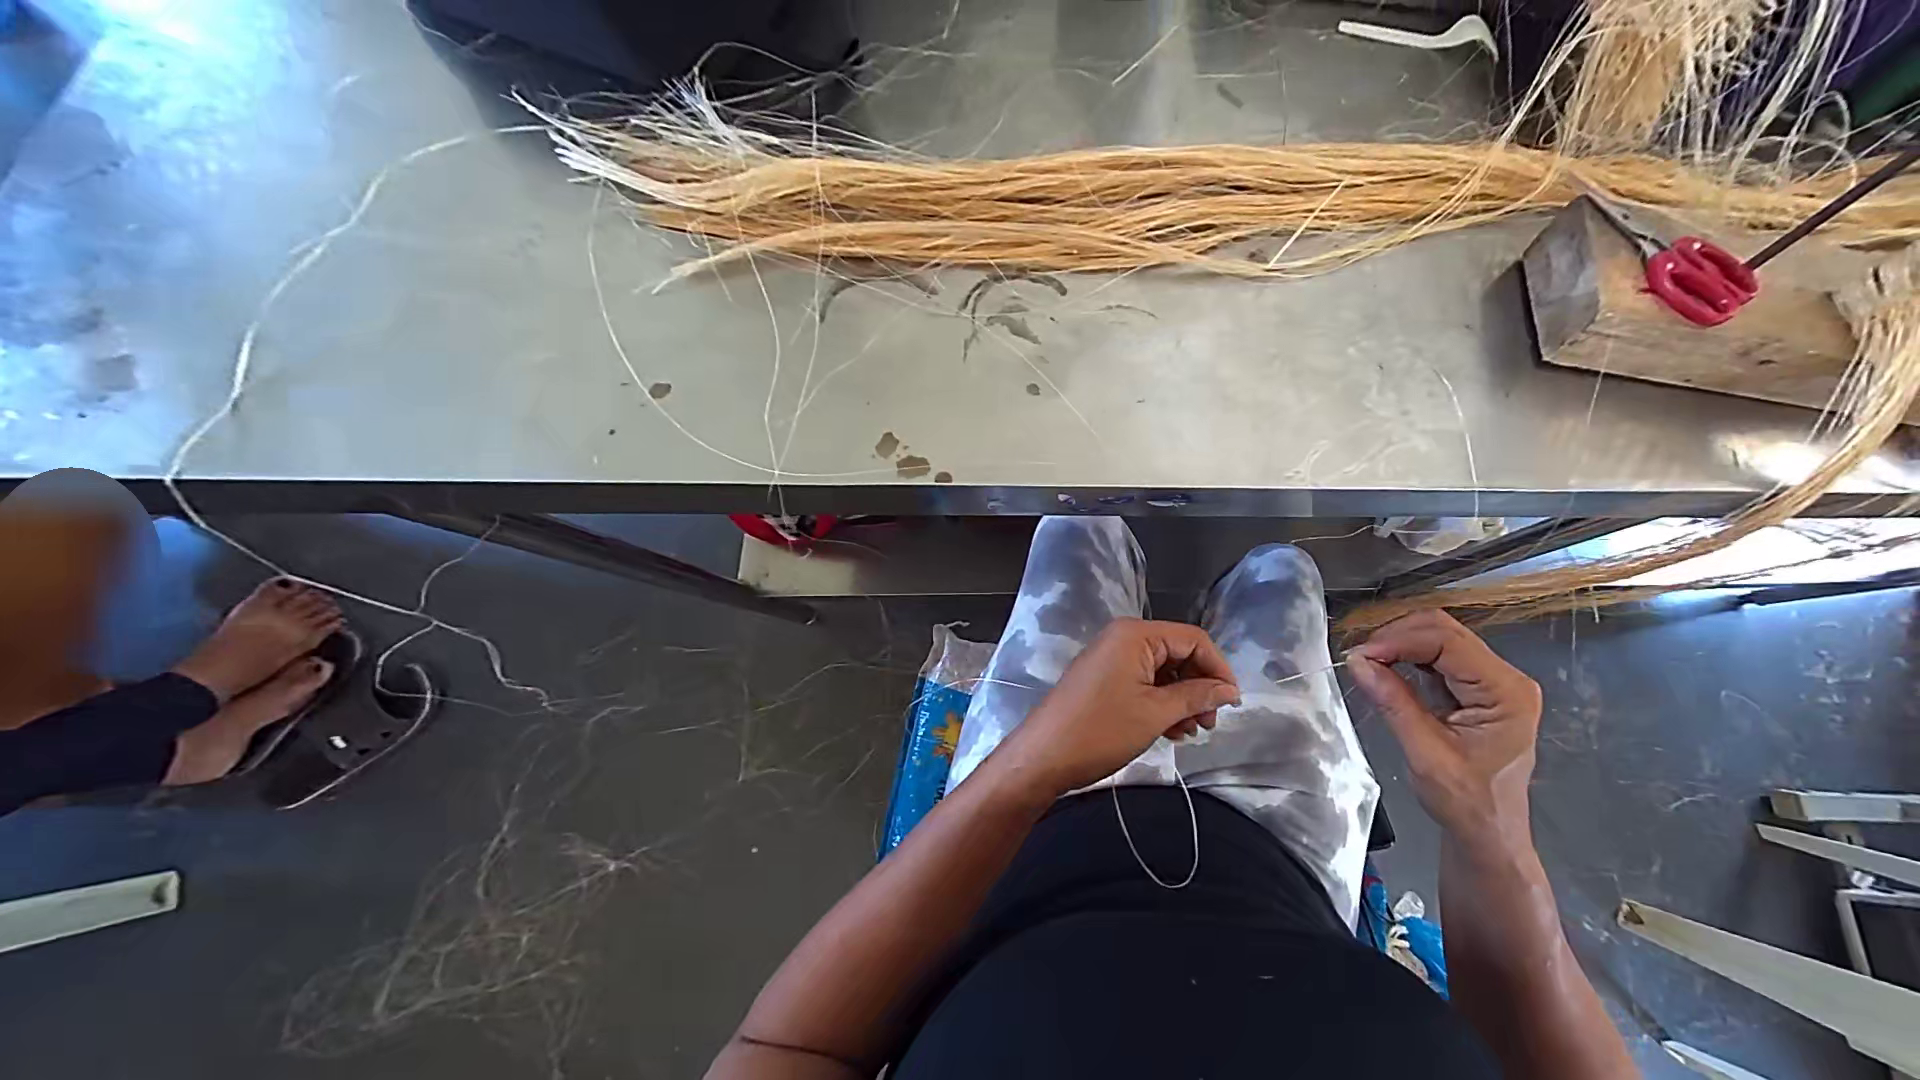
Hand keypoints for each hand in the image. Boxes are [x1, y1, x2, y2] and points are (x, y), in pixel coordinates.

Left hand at [991, 618, 1240, 798]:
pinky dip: (1161, 703)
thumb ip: (1197, 696)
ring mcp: (1110, 658)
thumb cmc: (1101, 730)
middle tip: (1209, 723)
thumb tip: (1229, 689)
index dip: (1218, 669)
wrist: (1044, 756)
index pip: (1193, 639)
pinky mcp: (1103, 678)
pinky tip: (1170, 730)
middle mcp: (1122, 638)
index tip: (1232, 703)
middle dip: (1199, 687)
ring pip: (1162, 671)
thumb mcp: (1156, 713)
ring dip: (1182, 699)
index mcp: (1135, 635)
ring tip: (1189, 732)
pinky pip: (1143, 682)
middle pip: (1178, 653)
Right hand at [1345, 610, 1541, 852]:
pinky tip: (1383, 667)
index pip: (1448, 642)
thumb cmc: (1465, 801)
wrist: (1487, 830)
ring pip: (1438, 636)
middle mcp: (1506, 678)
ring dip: (1398, 643)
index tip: (1359, 656)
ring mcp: (1491, 680)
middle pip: (1445, 630)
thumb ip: (1393, 702)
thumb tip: (1357, 661)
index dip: (1399, 641)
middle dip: (1396, 636)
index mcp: (1507, 693)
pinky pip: (1435, 654)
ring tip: (1366, 662)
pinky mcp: (1473, 686)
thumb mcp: (1425, 753)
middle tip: (1358, 658)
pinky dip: (1404, 654)